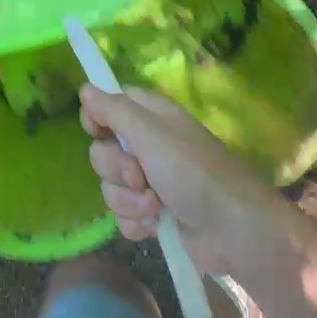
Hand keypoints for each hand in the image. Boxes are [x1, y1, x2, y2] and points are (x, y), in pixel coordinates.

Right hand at [79, 84, 284, 274]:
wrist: (232, 229)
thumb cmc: (193, 171)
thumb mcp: (151, 133)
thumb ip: (114, 110)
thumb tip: (84, 88)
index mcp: (151, 116)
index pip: (109, 105)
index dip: (97, 118)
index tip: (98, 131)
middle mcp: (148, 145)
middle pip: (104, 150)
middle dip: (116, 169)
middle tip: (140, 175)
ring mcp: (151, 182)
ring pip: (111, 187)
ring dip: (129, 200)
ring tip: (156, 206)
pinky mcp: (154, 215)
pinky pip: (124, 216)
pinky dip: (137, 222)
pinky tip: (157, 225)